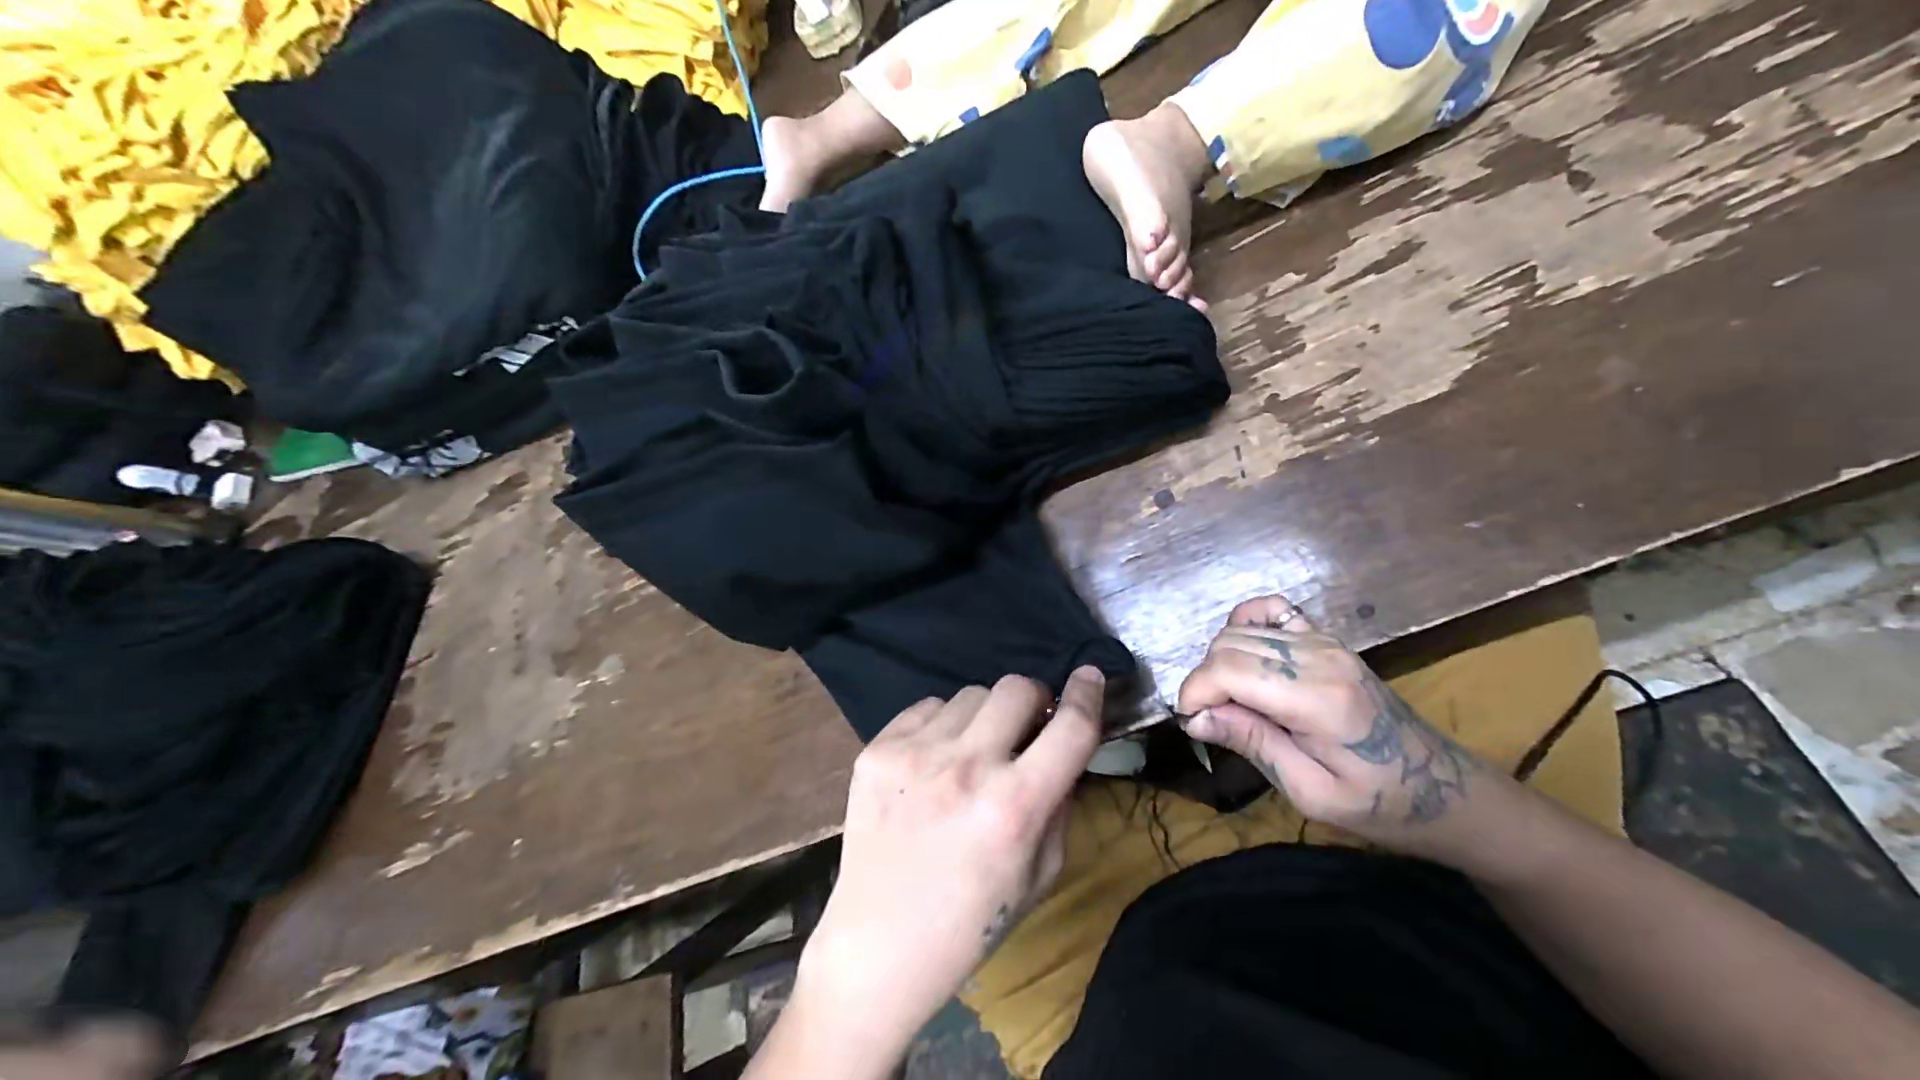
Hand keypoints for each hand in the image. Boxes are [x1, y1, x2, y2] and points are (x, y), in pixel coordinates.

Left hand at [788, 668, 1104, 1068]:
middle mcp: (967, 767)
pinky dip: (943, 725)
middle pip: (1017, 687)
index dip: (1088, 694)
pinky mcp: (878, 751)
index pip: (1070, 726)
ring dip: (986, 716)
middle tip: (1027, 728)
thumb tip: (1064, 748)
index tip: (1090, 677)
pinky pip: (927, 707)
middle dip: (1034, 701)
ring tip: (974, 753)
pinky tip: (935, 762)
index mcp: (1015, 806)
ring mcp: (916, 754)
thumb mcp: (1040, 872)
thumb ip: (1060, 803)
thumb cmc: (972, 920)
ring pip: (971, 693)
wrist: (880, 943)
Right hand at [1176, 595, 1527, 865]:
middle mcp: (1319, 656)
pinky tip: (1247, 661)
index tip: (1190, 725)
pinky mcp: (1328, 640)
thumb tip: (1194, 717)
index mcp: (1317, 697)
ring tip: (1232, 703)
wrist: (1444, 789)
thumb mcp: (1310, 792)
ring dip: (1220, 663)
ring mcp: (1326, 641)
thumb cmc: (1379, 804)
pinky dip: (1246, 628)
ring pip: (1240, 629)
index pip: (1226, 669)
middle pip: (1227, 645)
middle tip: (1213, 723)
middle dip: (1204, 682)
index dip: (1194, 693)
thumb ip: (1251, 742)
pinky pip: (1272, 611)